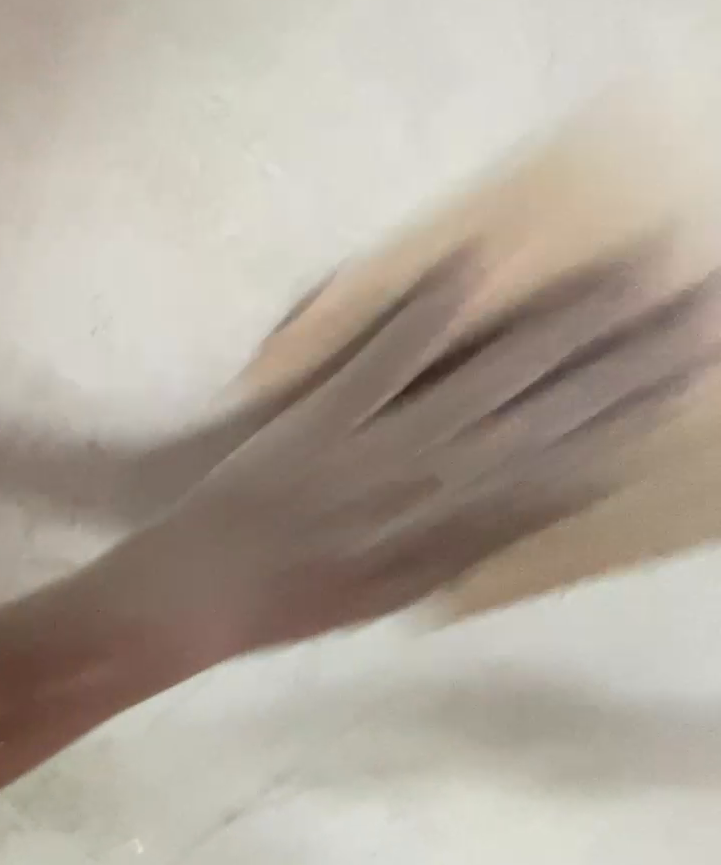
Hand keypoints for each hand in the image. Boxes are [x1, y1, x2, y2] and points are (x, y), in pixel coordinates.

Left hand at [100, 252, 720, 661]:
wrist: (195, 592)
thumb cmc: (283, 602)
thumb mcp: (389, 594)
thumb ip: (463, 552)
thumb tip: (521, 509)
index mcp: (456, 534)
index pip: (574, 465)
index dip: (638, 417)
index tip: (694, 373)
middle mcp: (435, 486)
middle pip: (552, 409)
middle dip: (632, 355)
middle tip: (703, 298)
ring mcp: (374, 449)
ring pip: (487, 377)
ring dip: (563, 321)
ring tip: (631, 269)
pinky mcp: (313, 422)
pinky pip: (380, 361)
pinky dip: (425, 313)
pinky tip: (475, 263)